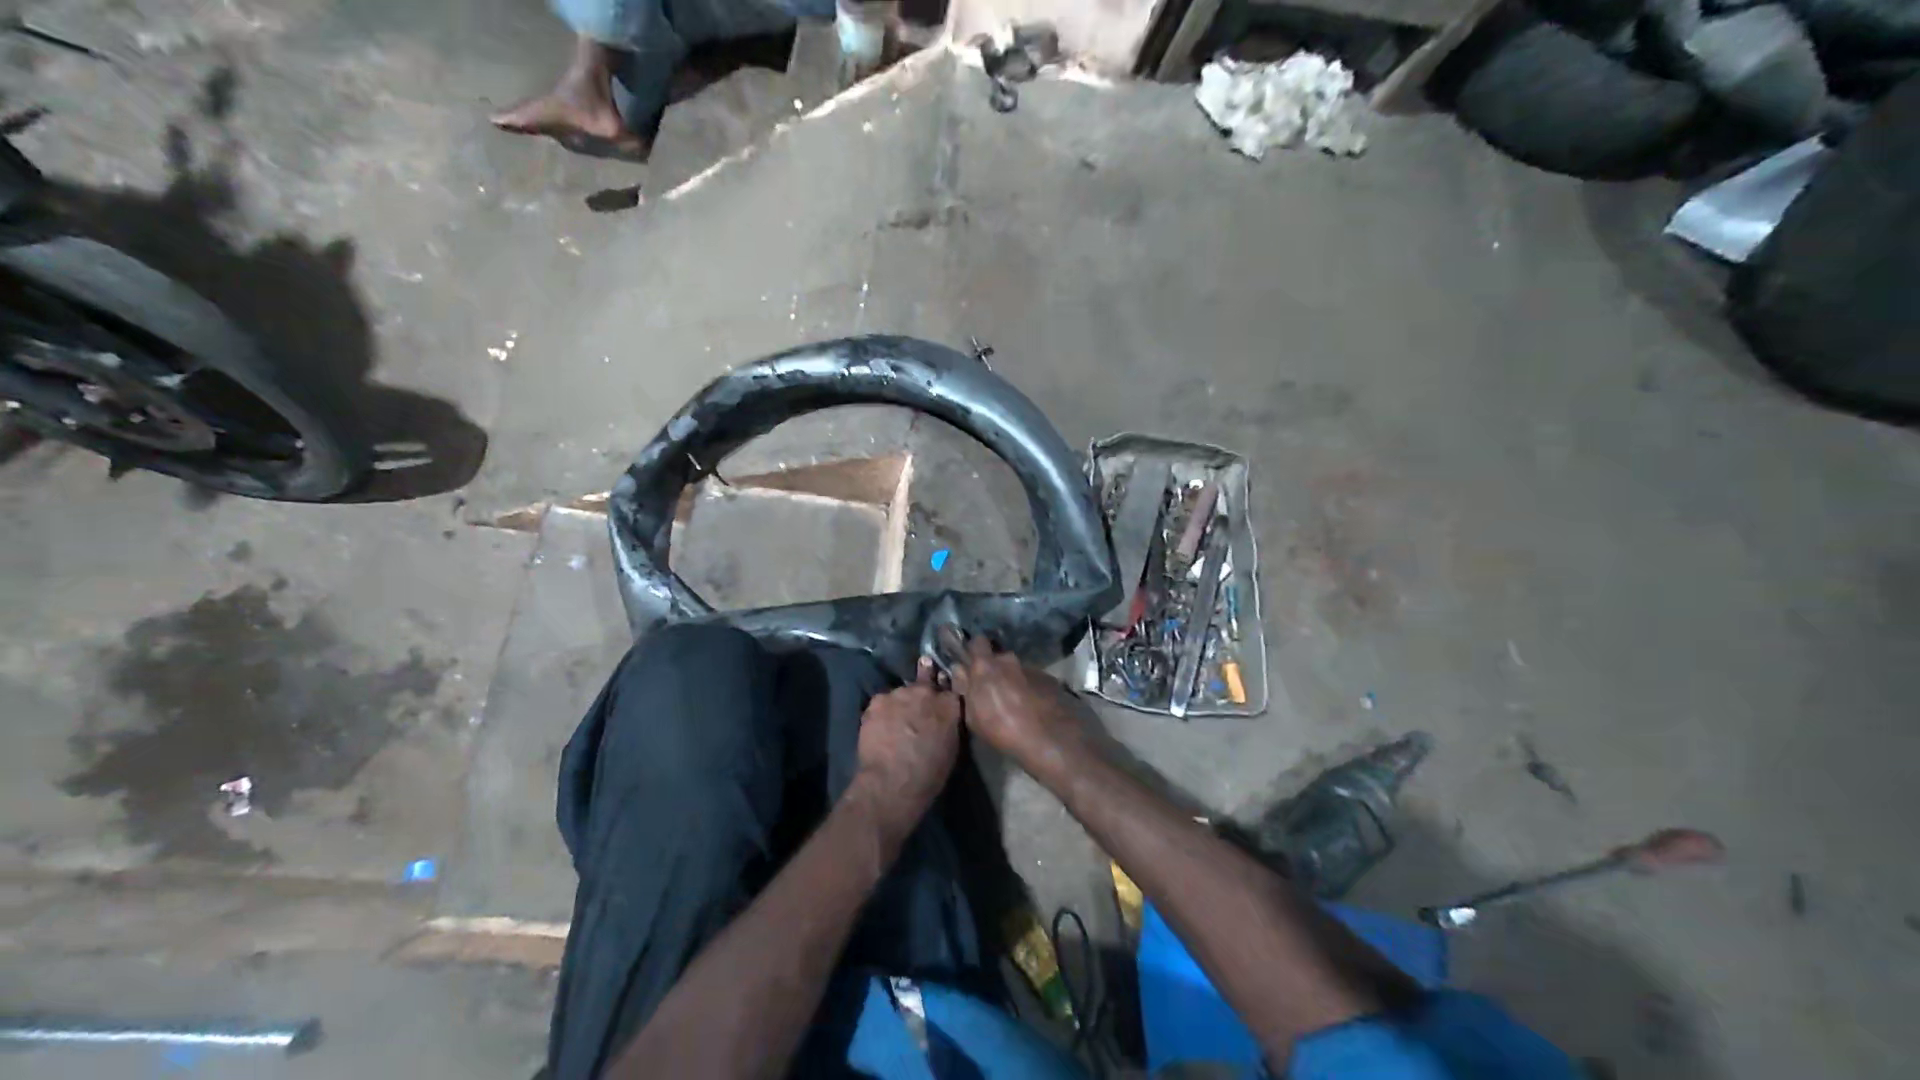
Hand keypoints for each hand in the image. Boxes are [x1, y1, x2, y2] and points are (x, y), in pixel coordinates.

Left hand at [847, 660, 960, 838]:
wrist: (893, 782)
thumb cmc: (929, 773)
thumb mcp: (951, 747)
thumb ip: (949, 723)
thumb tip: (944, 716)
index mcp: (950, 704)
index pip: (950, 689)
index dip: (943, 695)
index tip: (938, 699)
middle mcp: (926, 692)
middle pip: (925, 681)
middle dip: (923, 683)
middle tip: (917, 691)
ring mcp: (900, 693)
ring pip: (900, 693)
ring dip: (900, 703)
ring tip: (894, 721)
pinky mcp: (877, 700)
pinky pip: (881, 702)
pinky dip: (882, 712)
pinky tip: (879, 726)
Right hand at [948, 637, 1084, 761]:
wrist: (1048, 738)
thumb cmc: (1001, 729)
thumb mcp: (972, 715)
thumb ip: (964, 688)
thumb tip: (959, 670)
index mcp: (986, 666)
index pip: (977, 641)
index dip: (975, 650)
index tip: (973, 662)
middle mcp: (1009, 660)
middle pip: (998, 658)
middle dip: (995, 669)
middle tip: (994, 689)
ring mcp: (1030, 668)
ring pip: (1016, 670)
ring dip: (1013, 680)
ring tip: (1015, 702)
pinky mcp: (1048, 678)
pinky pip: (1032, 680)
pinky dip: (1029, 688)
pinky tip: (1032, 707)